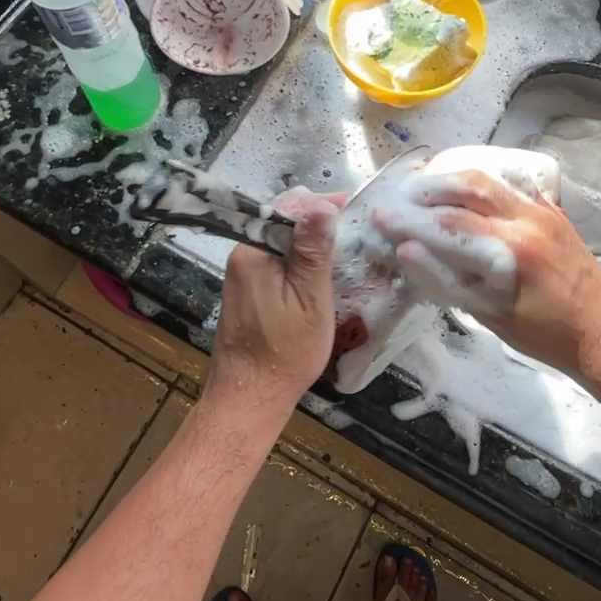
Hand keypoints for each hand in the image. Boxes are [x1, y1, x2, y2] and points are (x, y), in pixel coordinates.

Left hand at [210, 189, 343, 413]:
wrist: (249, 396)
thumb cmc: (284, 353)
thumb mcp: (309, 300)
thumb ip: (314, 252)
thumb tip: (322, 205)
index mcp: (253, 251)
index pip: (290, 206)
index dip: (324, 204)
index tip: (355, 207)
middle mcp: (243, 254)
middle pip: (284, 219)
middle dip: (319, 220)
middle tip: (356, 228)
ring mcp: (244, 271)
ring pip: (282, 239)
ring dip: (312, 240)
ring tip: (348, 246)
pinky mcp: (250, 287)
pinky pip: (278, 259)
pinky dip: (301, 260)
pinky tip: (324, 270)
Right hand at [373, 169, 600, 375]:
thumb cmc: (548, 336)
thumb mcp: (492, 318)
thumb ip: (446, 282)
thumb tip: (406, 252)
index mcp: (513, 251)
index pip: (450, 225)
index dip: (410, 220)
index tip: (380, 216)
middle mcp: (529, 220)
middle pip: (469, 187)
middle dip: (427, 188)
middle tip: (397, 195)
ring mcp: (543, 211)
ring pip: (488, 179)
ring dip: (450, 178)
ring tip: (420, 186)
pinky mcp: (551, 210)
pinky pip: (508, 184)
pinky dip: (478, 181)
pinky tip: (460, 188)